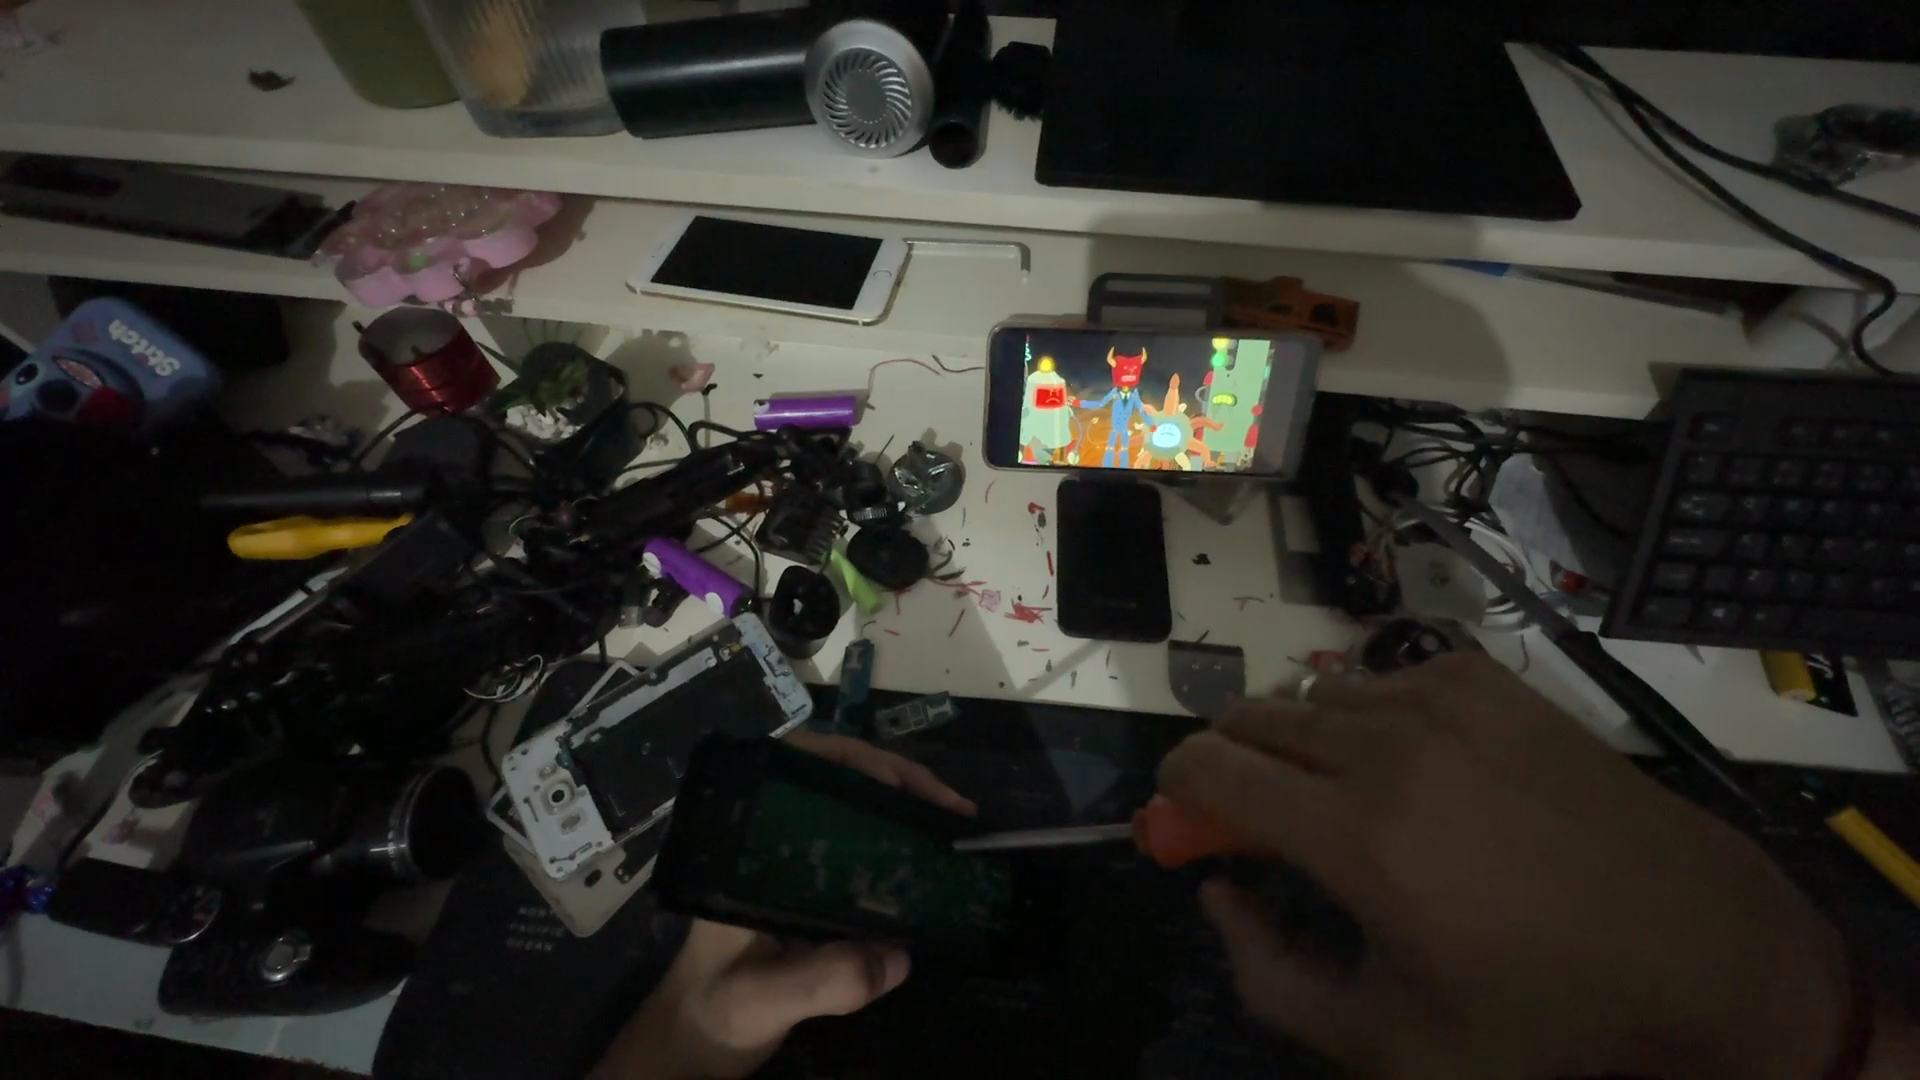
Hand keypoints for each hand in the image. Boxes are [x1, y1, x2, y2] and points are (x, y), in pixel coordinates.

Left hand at [592, 733, 975, 1079]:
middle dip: (901, 781)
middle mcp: (774, 832)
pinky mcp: (813, 877)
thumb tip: (900, 954)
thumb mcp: (762, 999)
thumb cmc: (713, 1010)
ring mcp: (795, 852)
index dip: (859, 764)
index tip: (908, 786)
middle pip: (841, 777)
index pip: (804, 768)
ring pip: (855, 801)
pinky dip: (899, 835)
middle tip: (954, 807)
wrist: (692, 1042)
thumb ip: (822, 979)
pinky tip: (930, 851)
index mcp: (751, 839)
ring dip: (905, 802)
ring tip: (953, 820)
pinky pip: (861, 838)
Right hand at [1159, 653, 1848, 1079]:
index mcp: (1353, 834)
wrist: (1705, 945)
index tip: (1180, 804)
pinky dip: (1357, 715)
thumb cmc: (1539, 1010)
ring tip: (1336, 784)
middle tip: (1256, 805)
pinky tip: (1405, 759)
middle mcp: (1380, 747)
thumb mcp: (1389, 1042)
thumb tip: (1216, 889)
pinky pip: (1371, 680)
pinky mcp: (1474, 678)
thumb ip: (1267, 974)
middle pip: (1246, 719)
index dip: (1174, 781)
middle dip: (1226, 759)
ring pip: (1303, 695)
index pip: (1209, 768)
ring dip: (1291, 738)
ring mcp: (1431, 700)